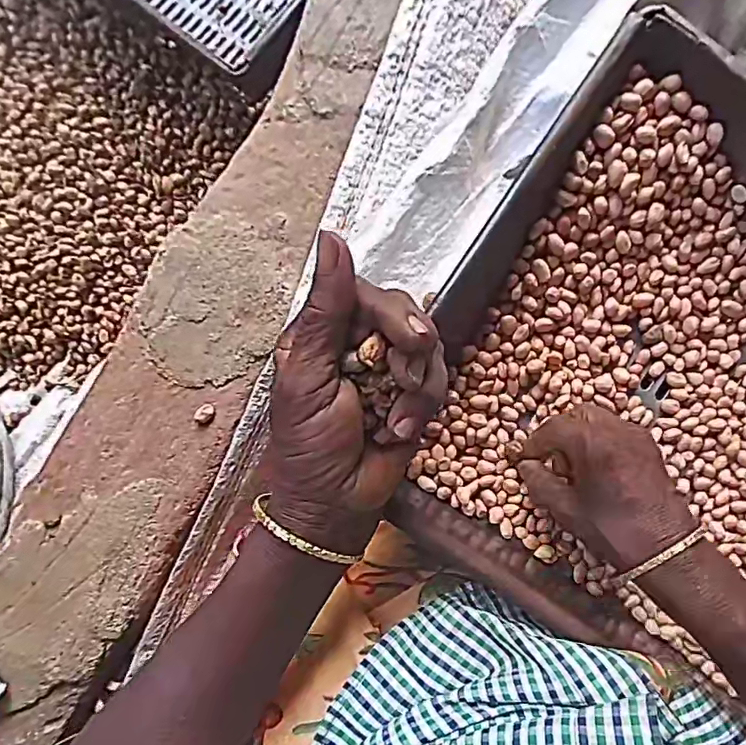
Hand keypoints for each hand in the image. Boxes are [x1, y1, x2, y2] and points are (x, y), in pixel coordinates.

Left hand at [266, 232, 447, 554]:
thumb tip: (332, 239)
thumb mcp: (308, 374)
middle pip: (406, 315)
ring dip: (415, 387)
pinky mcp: (413, 397)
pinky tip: (399, 431)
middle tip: (401, 378)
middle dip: (411, 349)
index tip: (406, 339)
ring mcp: (390, 371)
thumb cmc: (308, 446)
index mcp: (326, 332)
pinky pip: (437, 382)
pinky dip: (421, 408)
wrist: (335, 505)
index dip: (392, 313)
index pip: (368, 294)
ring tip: (392, 419)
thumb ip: (325, 309)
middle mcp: (360, 344)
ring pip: (428, 350)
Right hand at [515, 404, 697, 570]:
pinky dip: (601, 439)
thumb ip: (540, 482)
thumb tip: (528, 468)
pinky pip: (617, 430)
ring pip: (599, 418)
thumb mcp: (566, 509)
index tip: (526, 457)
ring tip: (572, 464)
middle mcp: (615, 430)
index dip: (534, 443)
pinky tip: (595, 467)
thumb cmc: (615, 531)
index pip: (552, 428)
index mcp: (591, 442)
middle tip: (547, 457)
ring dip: (580, 433)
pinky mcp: (648, 446)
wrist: (663, 547)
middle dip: (558, 432)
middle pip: (576, 414)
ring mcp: (635, 435)